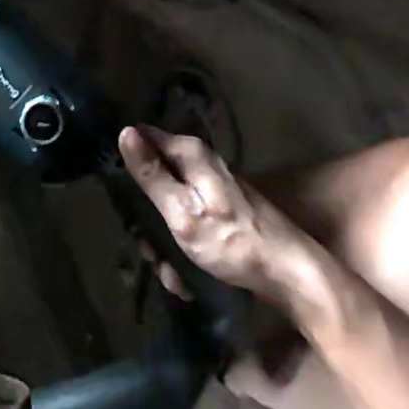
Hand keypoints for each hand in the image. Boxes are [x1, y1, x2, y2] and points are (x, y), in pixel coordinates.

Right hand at [119, 124, 311, 307]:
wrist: (287, 272)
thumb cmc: (231, 241)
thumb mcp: (182, 212)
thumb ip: (152, 175)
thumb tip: (124, 132)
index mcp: (189, 153)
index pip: (142, 139)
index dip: (126, 166)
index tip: (121, 201)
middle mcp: (199, 162)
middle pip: (153, 180)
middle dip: (147, 219)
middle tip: (152, 251)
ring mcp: (209, 187)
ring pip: (168, 208)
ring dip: (165, 243)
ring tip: (174, 274)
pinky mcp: (218, 210)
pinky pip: (187, 223)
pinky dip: (184, 249)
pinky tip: (189, 276)